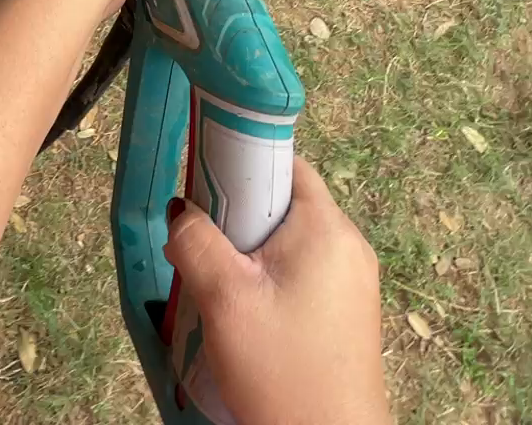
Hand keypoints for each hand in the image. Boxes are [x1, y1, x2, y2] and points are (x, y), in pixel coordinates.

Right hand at [164, 158, 389, 424]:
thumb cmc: (281, 368)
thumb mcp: (223, 296)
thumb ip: (193, 238)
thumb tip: (180, 210)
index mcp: (328, 229)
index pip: (284, 162)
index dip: (239, 163)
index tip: (200, 184)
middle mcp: (348, 246)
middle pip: (281, 201)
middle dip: (234, 213)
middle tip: (200, 241)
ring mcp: (351, 282)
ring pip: (285, 238)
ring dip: (244, 248)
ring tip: (215, 280)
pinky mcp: (345, 312)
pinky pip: (297, 269)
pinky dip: (264, 274)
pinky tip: (240, 307)